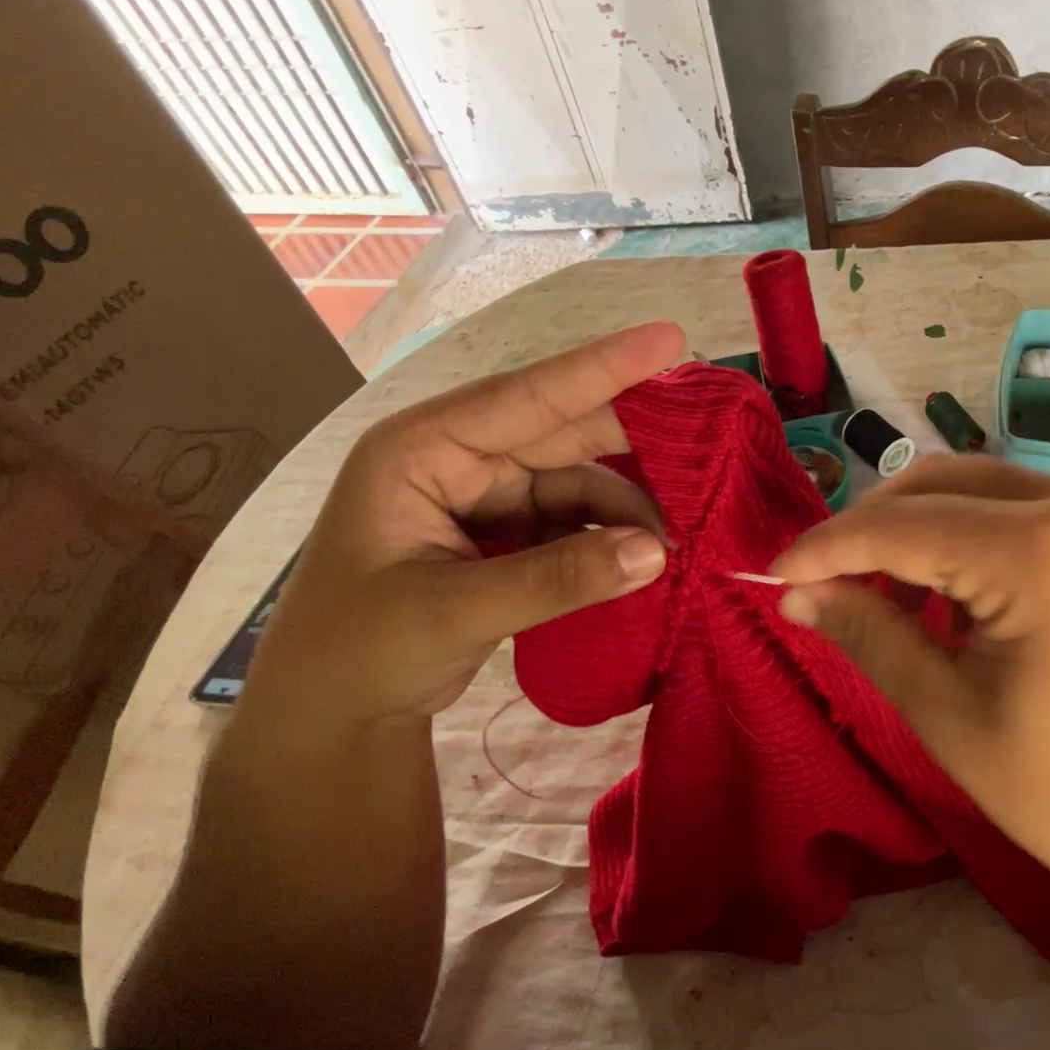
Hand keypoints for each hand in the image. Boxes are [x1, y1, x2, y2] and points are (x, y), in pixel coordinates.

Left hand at [241, 322, 686, 724]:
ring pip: (581, 480)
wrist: (336, 710)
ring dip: (633, 505)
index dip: (602, 368)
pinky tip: (651, 554)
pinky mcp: (513, 534)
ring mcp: (490, 496)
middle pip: (564, 431)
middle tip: (713, 448)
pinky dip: (616, 536)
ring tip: (685, 535)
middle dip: (636, 442)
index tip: (671, 338)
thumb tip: (656, 552)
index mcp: (423, 450)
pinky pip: (580, 520)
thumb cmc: (358, 649)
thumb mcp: (452, 611)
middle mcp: (461, 459)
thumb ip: (555, 579)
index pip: (525, 397)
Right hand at [769, 456, 1049, 915]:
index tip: (770, 574)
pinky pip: (1024, 511)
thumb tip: (798, 592)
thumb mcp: (947, 712)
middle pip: (943, 485)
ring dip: (918, 529)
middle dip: (871, 529)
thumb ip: (866, 632)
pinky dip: (971, 537)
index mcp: (1043, 545)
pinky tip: (941, 588)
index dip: (827, 547)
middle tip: (817, 583)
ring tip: (873, 591)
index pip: (903, 525)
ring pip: (982, 490)